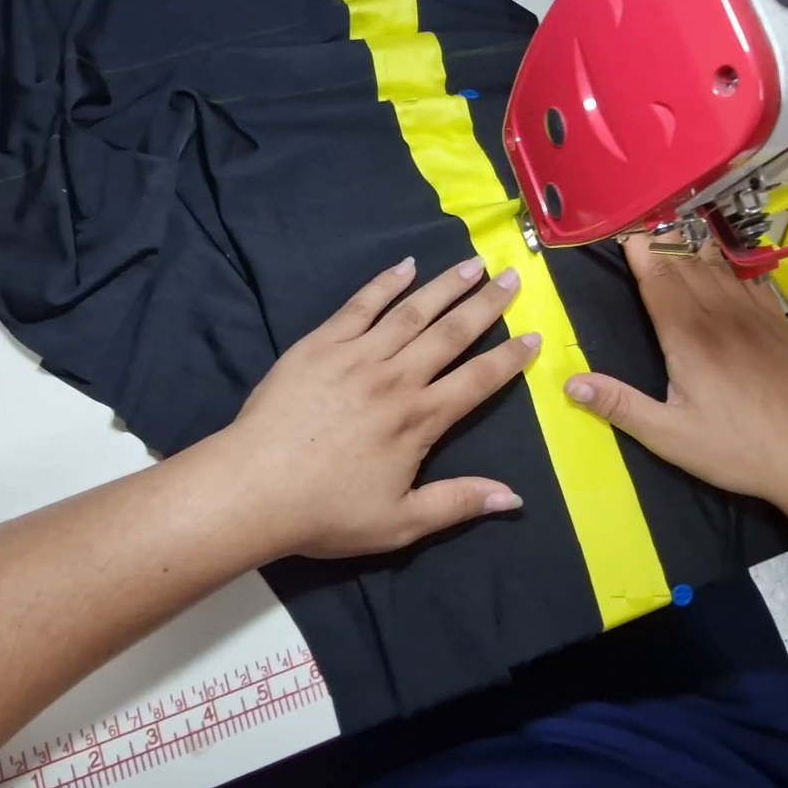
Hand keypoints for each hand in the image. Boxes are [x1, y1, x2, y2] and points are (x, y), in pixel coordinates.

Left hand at [225, 256, 539, 558]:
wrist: (254, 486)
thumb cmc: (326, 510)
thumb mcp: (400, 523)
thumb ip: (458, 503)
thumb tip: (514, 497)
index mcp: (420, 419)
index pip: (479, 380)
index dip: (510, 358)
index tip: (533, 335)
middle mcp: (397, 377)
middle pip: (451, 333)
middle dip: (486, 305)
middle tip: (512, 278)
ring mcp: (357, 355)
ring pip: (412, 312)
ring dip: (445, 286)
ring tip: (472, 264)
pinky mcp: (321, 344)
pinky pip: (360, 306)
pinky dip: (384, 284)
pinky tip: (404, 265)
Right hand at [565, 236, 787, 511]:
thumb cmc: (736, 450)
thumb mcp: (668, 436)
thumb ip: (619, 405)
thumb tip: (571, 382)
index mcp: (688, 337)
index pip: (659, 279)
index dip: (641, 250)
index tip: (625, 230)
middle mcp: (721, 316)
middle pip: (687, 265)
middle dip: (662, 242)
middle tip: (643, 225)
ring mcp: (757, 318)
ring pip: (719, 268)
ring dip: (694, 248)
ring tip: (676, 232)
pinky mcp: (782, 328)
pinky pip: (751, 283)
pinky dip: (731, 267)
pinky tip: (726, 264)